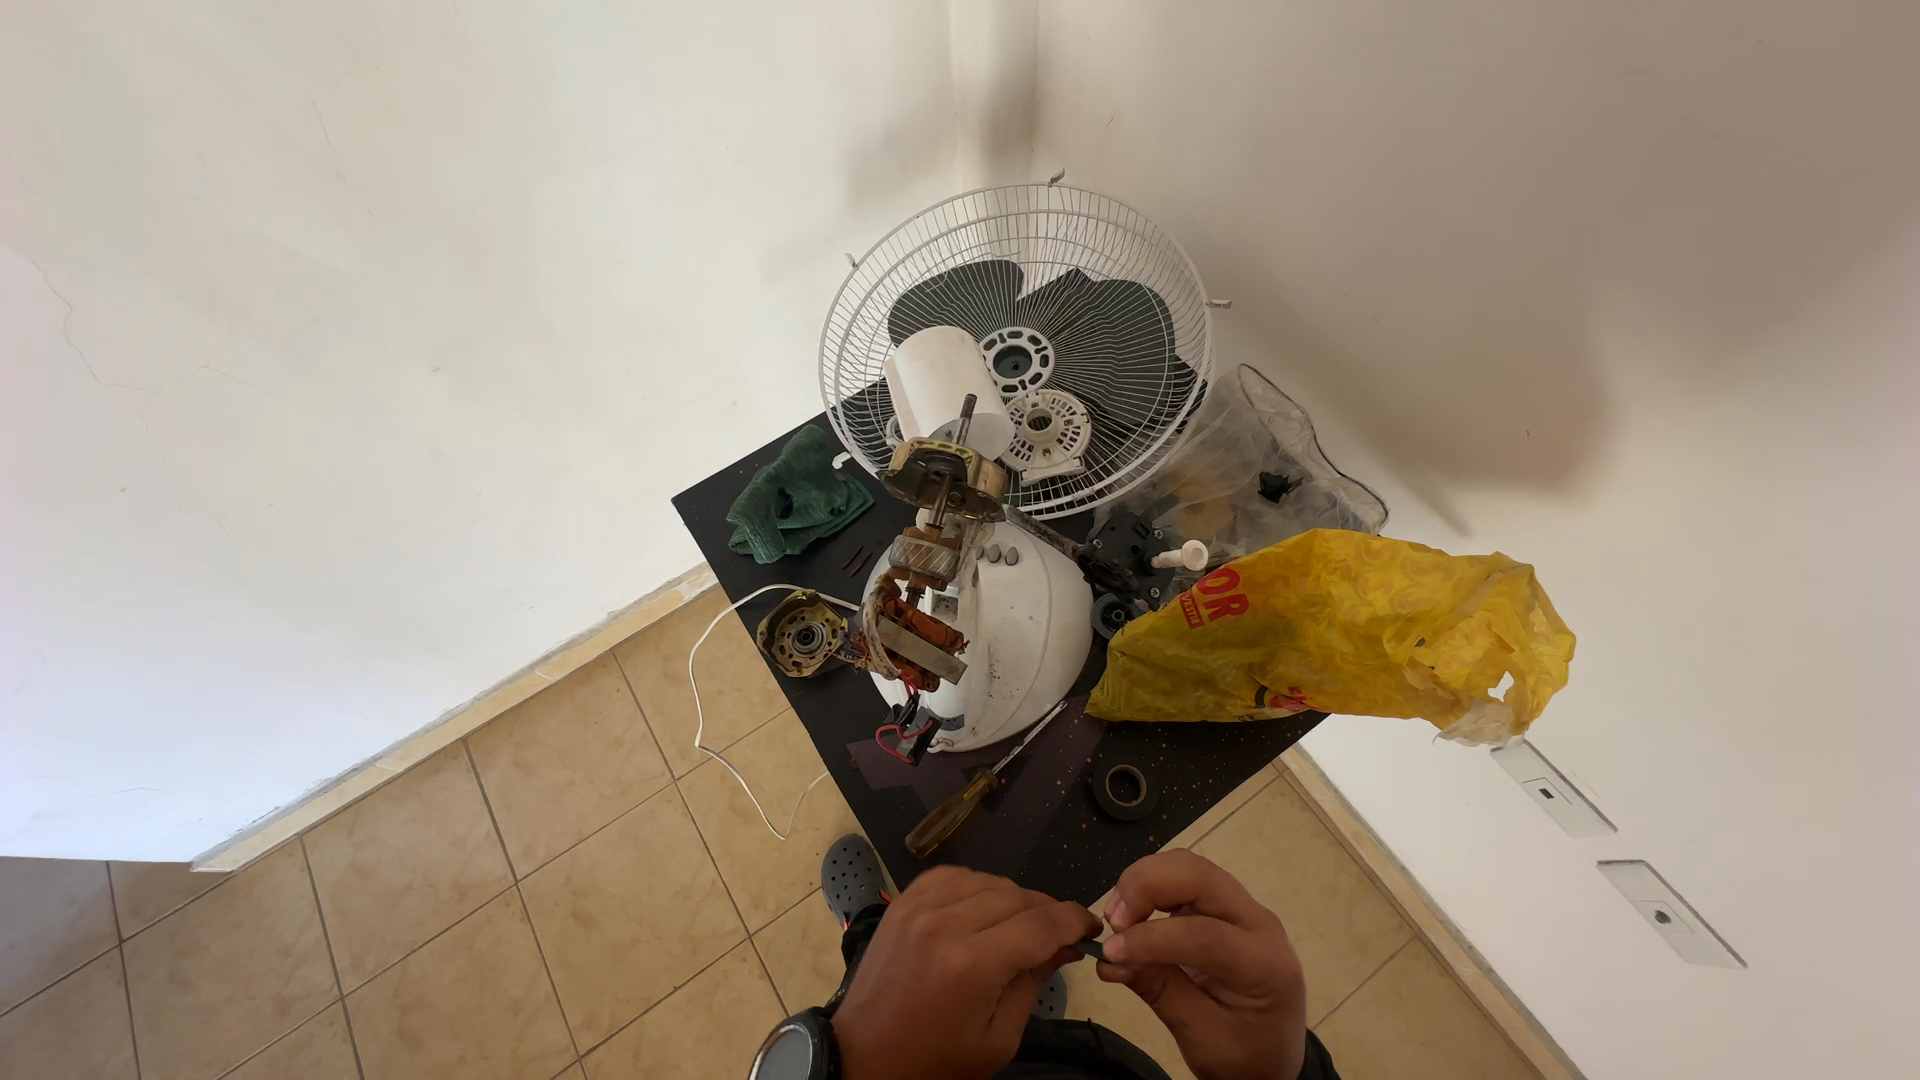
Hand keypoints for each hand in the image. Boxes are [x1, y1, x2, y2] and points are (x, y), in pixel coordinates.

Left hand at [832, 866, 1099, 1079]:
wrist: (863, 1057)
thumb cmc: (936, 1061)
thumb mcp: (998, 1040)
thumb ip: (1034, 982)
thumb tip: (1067, 943)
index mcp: (972, 964)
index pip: (1040, 924)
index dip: (1074, 920)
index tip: (1092, 925)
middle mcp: (946, 921)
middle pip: (1018, 896)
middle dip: (1047, 911)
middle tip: (1059, 934)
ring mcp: (921, 904)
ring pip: (989, 879)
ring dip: (1014, 898)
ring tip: (1022, 924)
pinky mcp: (905, 898)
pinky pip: (956, 875)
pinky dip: (978, 886)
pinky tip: (984, 906)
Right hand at [1099, 849, 1307, 1079]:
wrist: (1274, 1060)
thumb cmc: (1243, 1057)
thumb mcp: (1201, 1036)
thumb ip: (1158, 990)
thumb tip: (1109, 958)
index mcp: (1265, 965)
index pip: (1205, 934)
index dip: (1152, 938)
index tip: (1110, 951)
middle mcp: (1258, 922)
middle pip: (1198, 876)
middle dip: (1146, 885)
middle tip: (1113, 919)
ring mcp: (1241, 906)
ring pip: (1188, 866)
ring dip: (1145, 880)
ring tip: (1117, 916)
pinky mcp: (1221, 902)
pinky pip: (1183, 875)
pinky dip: (1150, 884)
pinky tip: (1132, 912)